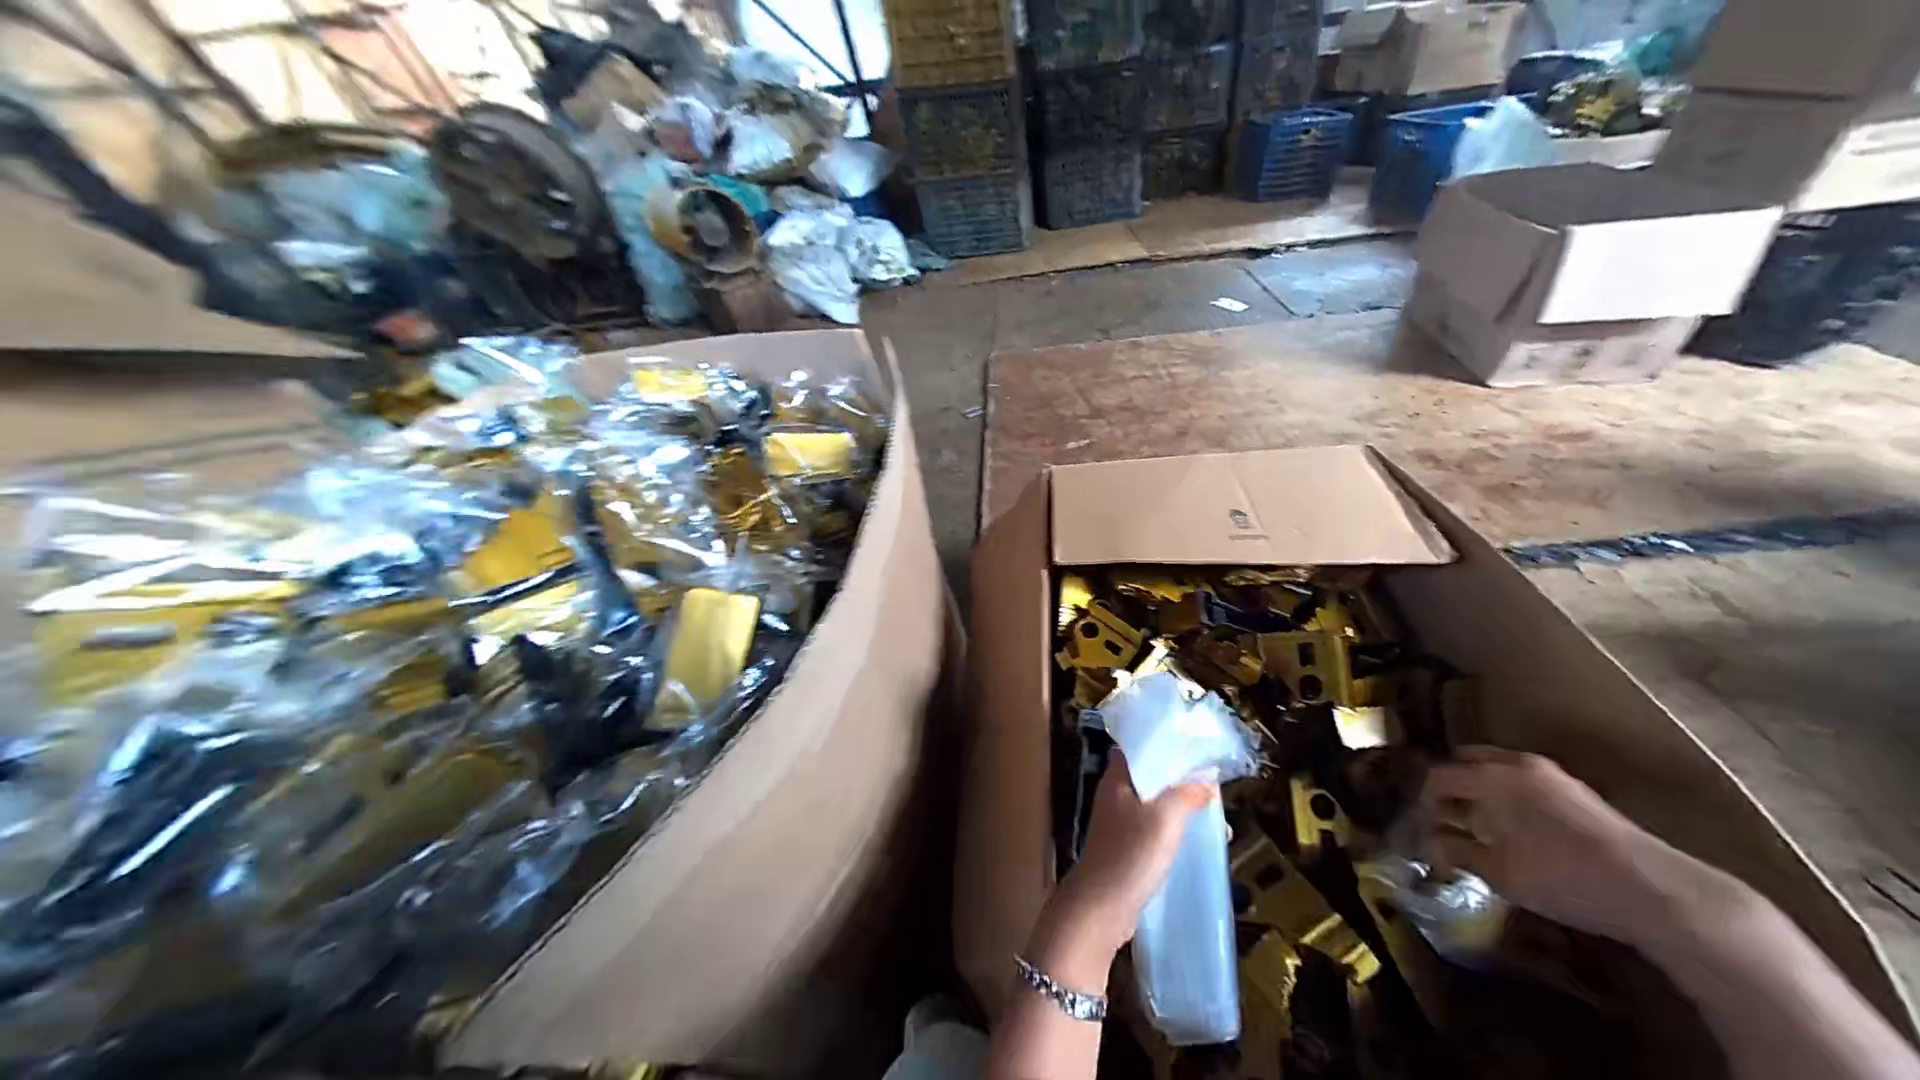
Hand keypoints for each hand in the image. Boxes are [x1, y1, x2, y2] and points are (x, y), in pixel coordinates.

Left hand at [1053, 755, 1213, 956]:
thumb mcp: (1165, 817)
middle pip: (1153, 775)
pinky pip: (1156, 828)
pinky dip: (1176, 830)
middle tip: (1214, 788)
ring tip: (1216, 819)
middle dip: (1183, 779)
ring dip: (1184, 807)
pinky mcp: (1126, 846)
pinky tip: (1198, 841)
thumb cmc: (1131, 853)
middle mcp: (1116, 794)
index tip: (1198, 748)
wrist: (1101, 906)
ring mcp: (1120, 822)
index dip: (1167, 743)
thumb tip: (1208, 780)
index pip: (1140, 747)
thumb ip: (1187, 793)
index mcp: (1118, 777)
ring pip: (1157, 803)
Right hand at [1420, 746, 1667, 941]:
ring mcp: (1553, 775)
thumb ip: (1457, 852)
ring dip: (1484, 790)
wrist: (1658, 892)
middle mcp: (1518, 765)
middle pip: (1468, 762)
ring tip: (1483, 825)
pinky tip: (1519, 830)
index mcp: (1491, 777)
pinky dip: (1511, 796)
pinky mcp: (1579, 792)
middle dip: (1454, 785)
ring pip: (1500, 771)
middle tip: (1449, 817)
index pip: (1439, 776)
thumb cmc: (1563, 877)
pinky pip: (1527, 782)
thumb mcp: (1500, 872)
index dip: (1424, 799)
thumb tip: (1429, 842)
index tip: (1422, 824)